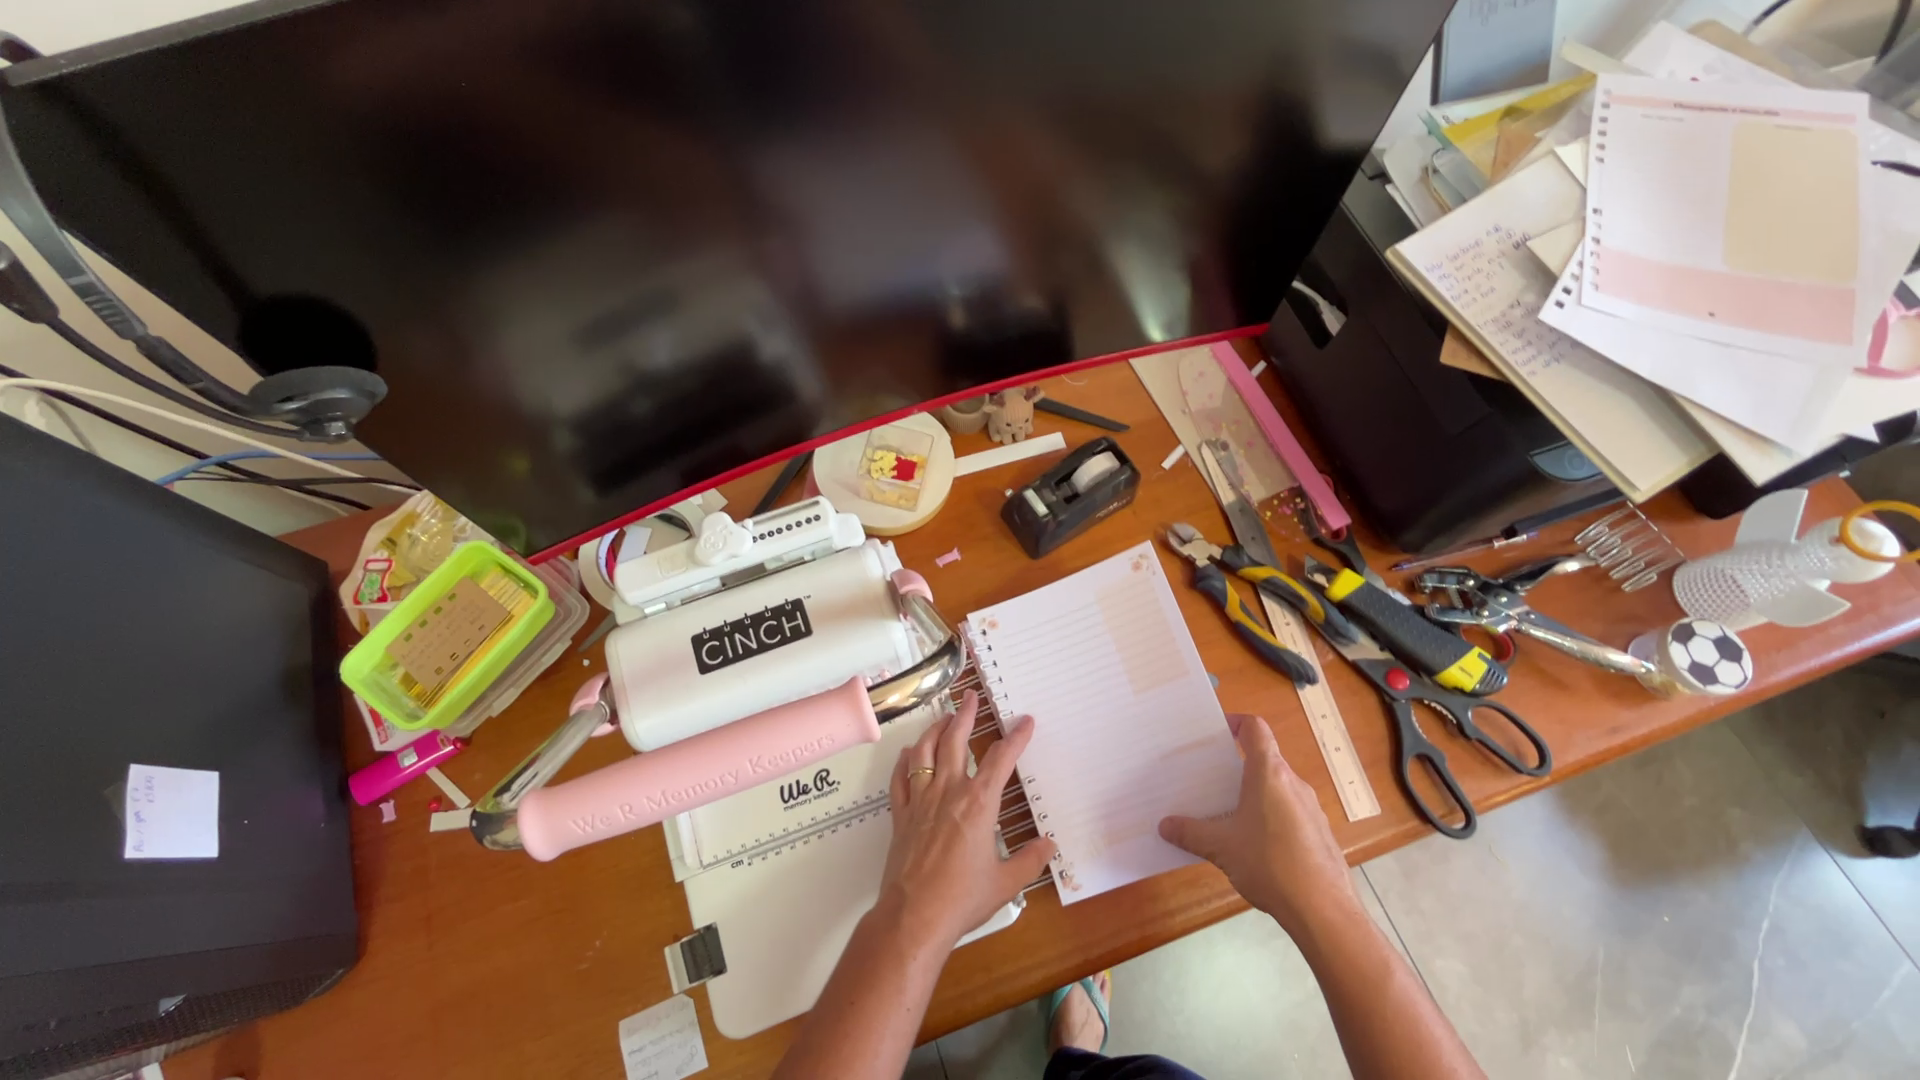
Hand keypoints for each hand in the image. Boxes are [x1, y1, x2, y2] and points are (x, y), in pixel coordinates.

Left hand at [878, 691, 1057, 947]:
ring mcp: (920, 801)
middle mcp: (948, 793)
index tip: (1025, 723)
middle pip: (956, 741)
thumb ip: (1030, 860)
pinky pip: (900, 778)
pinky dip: (905, 761)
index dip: (1016, 737)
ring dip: (934, 730)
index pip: (1001, 759)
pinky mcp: (900, 815)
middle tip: (970, 698)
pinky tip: (908, 753)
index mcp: (978, 804)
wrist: (914, 917)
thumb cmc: (961, 900)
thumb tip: (1048, 846)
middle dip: (965, 715)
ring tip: (943, 717)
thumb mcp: (1006, 883)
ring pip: (925, 752)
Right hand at [1158, 714, 1359, 937]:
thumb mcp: (1221, 848)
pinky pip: (1290, 812)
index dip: (1236, 722)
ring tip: (1229, 815)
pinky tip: (1256, 845)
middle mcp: (1293, 783)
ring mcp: (1311, 808)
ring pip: (1278, 787)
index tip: (1217, 731)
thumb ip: (1191, 833)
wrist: (1323, 910)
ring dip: (1255, 794)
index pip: (1255, 729)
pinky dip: (1271, 816)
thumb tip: (1165, 825)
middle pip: (1265, 759)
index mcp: (1269, 774)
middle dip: (1238, 766)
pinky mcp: (1320, 832)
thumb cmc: (1270, 865)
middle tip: (1210, 779)